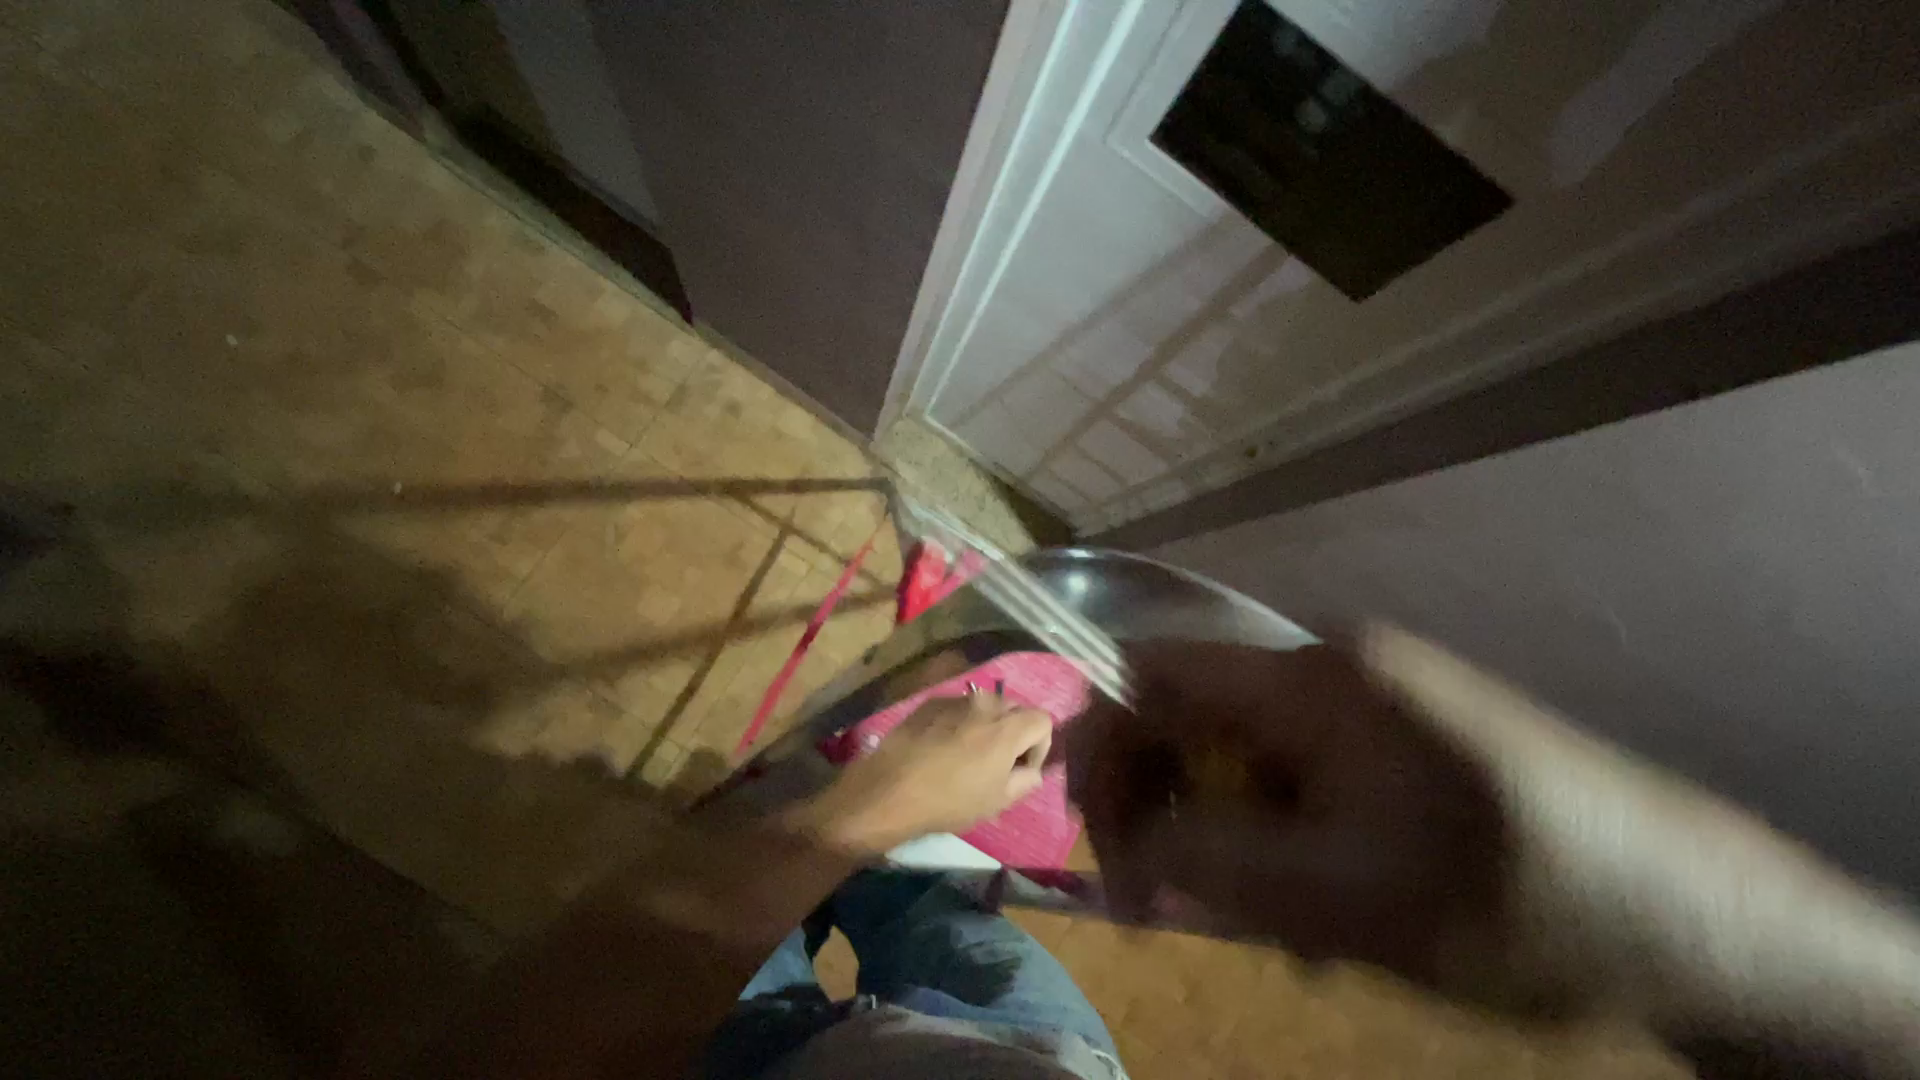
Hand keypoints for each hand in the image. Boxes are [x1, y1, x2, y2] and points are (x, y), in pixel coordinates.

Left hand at [784, 691, 1054, 854]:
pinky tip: (942, 747)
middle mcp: (984, 703)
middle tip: (998, 763)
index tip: (1021, 769)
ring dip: (987, 725)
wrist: (890, 790)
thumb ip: (1026, 781)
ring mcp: (955, 699)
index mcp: (1007, 727)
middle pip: (1015, 709)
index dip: (1039, 746)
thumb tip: (1030, 770)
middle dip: (1015, 733)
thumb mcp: (997, 802)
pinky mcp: (930, 702)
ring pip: (985, 705)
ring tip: (968, 754)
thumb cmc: (949, 800)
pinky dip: (960, 722)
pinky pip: (958, 707)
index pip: (1042, 720)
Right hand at [1067, 638, 1508, 991]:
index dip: (1102, 744)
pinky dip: (1279, 834)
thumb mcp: (1343, 900)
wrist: (1717, 925)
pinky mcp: (1399, 735)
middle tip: (1166, 906)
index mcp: (1309, 677)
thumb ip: (1210, 862)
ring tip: (1262, 924)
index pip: (1152, 672)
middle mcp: (1328, 666)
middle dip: (1164, 806)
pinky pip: (1298, 772)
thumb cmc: (1518, 899)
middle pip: (1192, 714)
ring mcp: (1368, 697)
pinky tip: (1318, 910)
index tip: (1101, 841)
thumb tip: (1127, 844)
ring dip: (1226, 834)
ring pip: (1242, 753)